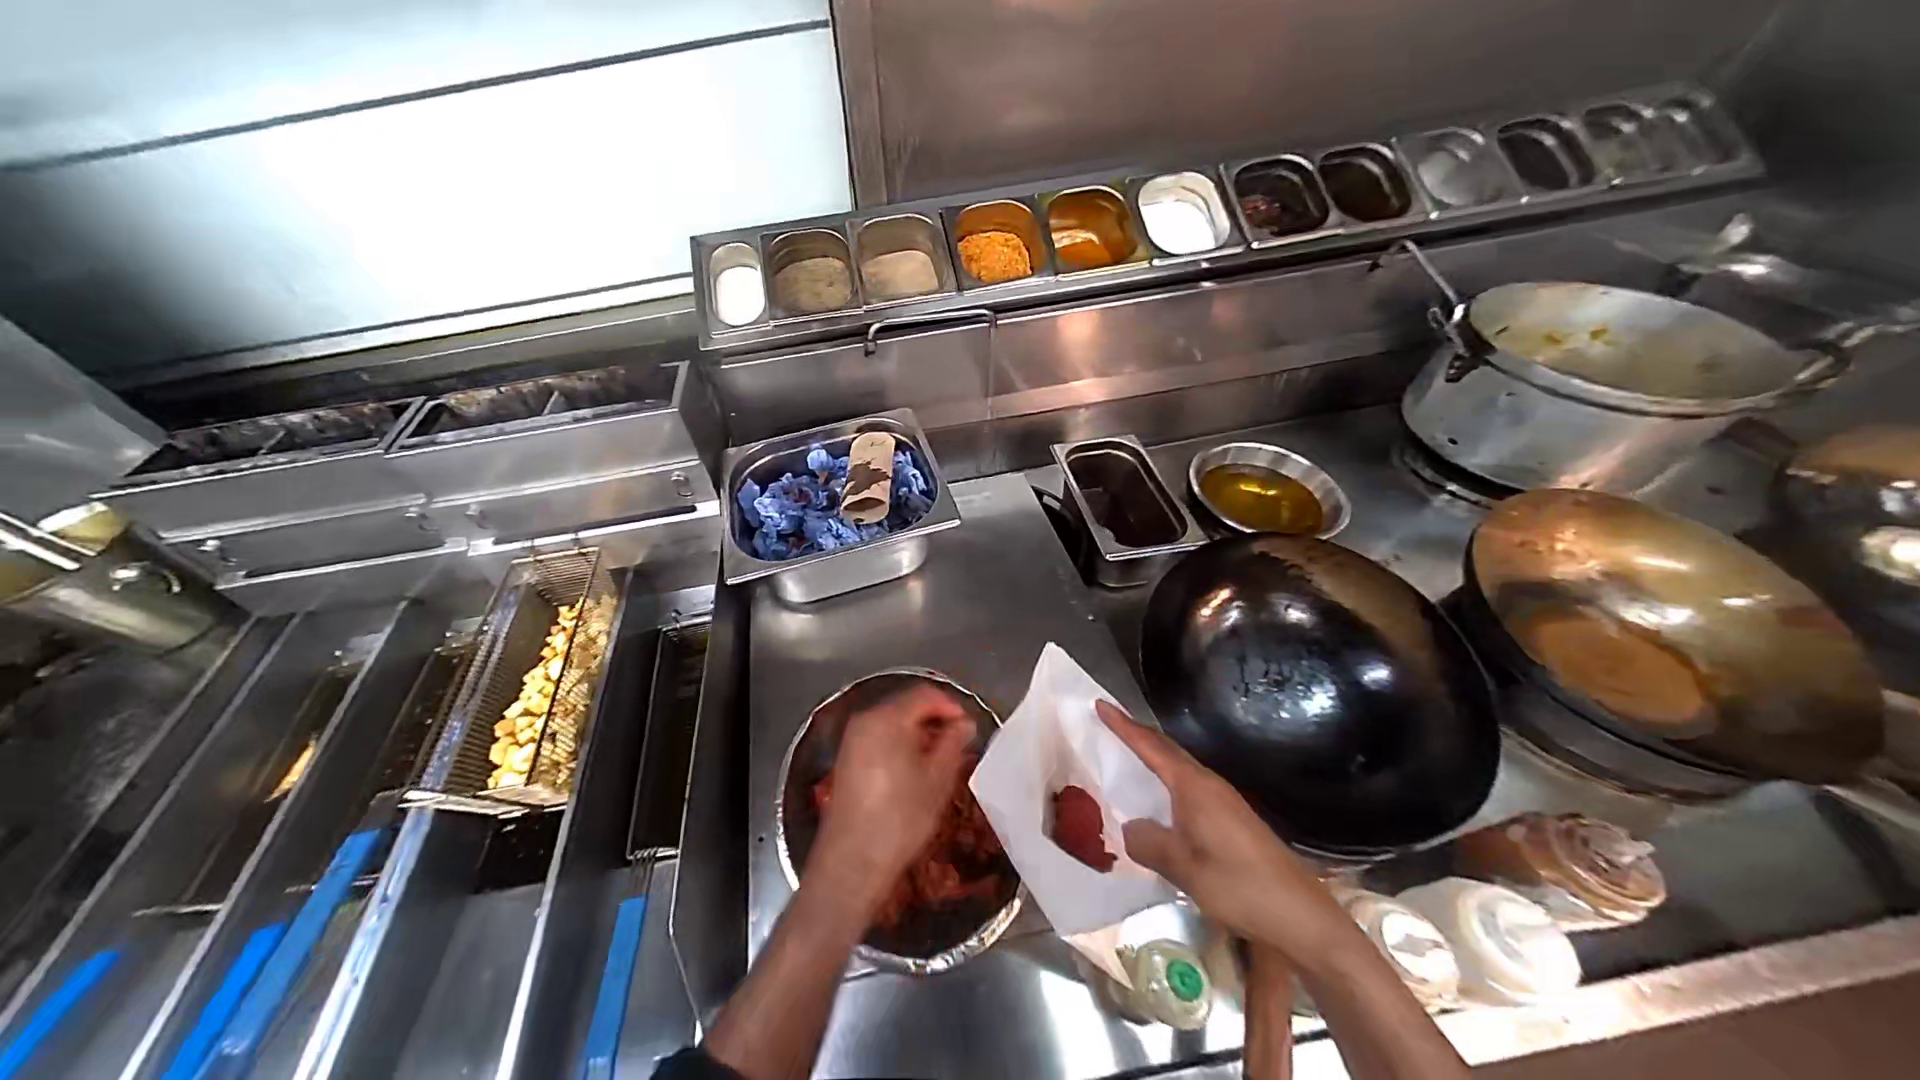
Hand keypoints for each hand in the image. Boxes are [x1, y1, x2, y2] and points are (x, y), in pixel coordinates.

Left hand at [808, 684, 976, 910]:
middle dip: (936, 720)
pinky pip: (880, 740)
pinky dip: (901, 746)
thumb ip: (954, 742)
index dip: (952, 706)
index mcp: (886, 718)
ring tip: (941, 760)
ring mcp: (852, 741)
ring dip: (919, 734)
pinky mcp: (847, 761)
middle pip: (907, 706)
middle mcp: (864, 721)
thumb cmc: (900, 819)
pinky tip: (916, 772)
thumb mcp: (938, 778)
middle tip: (959, 744)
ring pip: (894, 724)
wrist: (852, 863)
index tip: (969, 727)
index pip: (925, 694)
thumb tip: (964, 724)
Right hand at [1097, 700, 1350, 968]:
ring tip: (1126, 758)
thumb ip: (1148, 842)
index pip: (1151, 747)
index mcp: (1194, 787)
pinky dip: (1166, 784)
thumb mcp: (1183, 867)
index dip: (1124, 726)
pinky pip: (1189, 789)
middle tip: (1109, 724)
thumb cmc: (1239, 886)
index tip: (1101, 705)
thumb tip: (1130, 828)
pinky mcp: (1232, 820)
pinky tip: (1159, 803)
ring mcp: (1224, 802)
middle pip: (1168, 751)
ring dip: (1153, 759)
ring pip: (1180, 770)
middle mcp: (1209, 785)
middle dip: (1138, 735)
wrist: (1301, 917)